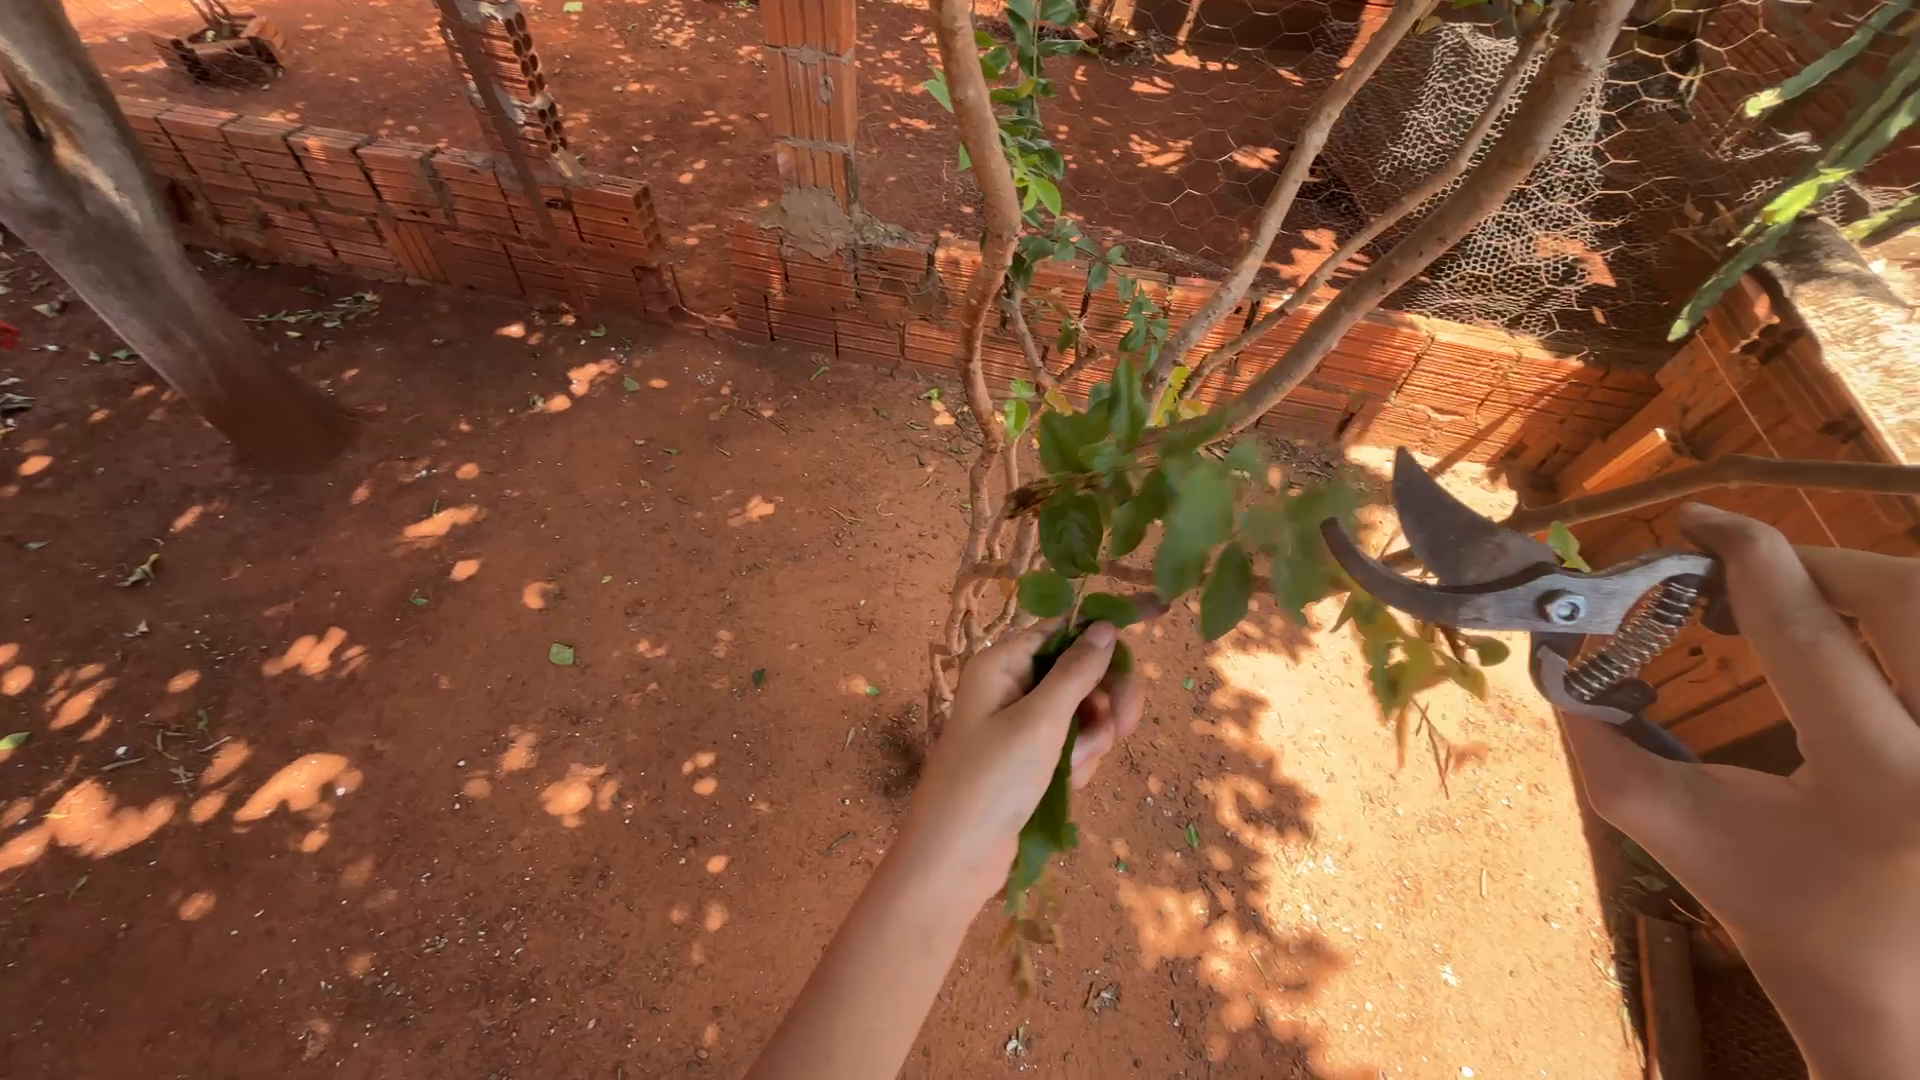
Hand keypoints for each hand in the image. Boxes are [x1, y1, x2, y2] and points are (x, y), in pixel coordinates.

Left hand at [895, 622, 1143, 907]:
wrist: (955, 860)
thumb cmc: (991, 781)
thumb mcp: (1039, 722)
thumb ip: (1076, 673)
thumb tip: (1105, 627)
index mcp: (1002, 663)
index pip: (1063, 629)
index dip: (1104, 633)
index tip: (1155, 622)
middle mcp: (1011, 685)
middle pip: (1079, 671)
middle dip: (1104, 700)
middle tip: (1126, 726)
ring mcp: (1021, 723)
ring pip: (1082, 711)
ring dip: (1090, 739)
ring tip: (1073, 767)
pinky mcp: (1031, 758)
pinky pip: (1072, 744)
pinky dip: (1078, 761)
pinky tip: (1066, 785)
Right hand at [1562, 504, 1919, 1079]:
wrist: (1897, 986)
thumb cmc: (1761, 899)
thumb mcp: (1652, 814)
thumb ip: (1588, 726)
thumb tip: (1552, 645)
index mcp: (1883, 781)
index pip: (1809, 630)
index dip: (1746, 555)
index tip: (1696, 518)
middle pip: (1916, 600)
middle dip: (1821, 563)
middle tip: (1746, 572)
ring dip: (1867, 588)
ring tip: (1796, 609)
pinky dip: (1895, 626)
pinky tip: (1849, 648)